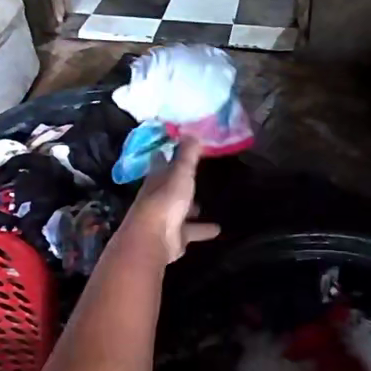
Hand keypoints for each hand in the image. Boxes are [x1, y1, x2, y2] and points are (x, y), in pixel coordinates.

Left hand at [117, 137, 219, 264]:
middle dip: (180, 184)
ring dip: (191, 209)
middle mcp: (158, 198)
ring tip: (205, 205)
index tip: (173, 147)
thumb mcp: (180, 172)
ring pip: (180, 211)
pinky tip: (217, 230)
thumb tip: (192, 132)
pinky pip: (191, 231)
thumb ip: (187, 155)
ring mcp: (165, 219)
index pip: (160, 162)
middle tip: (194, 177)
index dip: (166, 154)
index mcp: (156, 179)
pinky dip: (202, 230)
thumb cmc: (166, 200)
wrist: (154, 238)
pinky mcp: (174, 237)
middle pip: (170, 188)